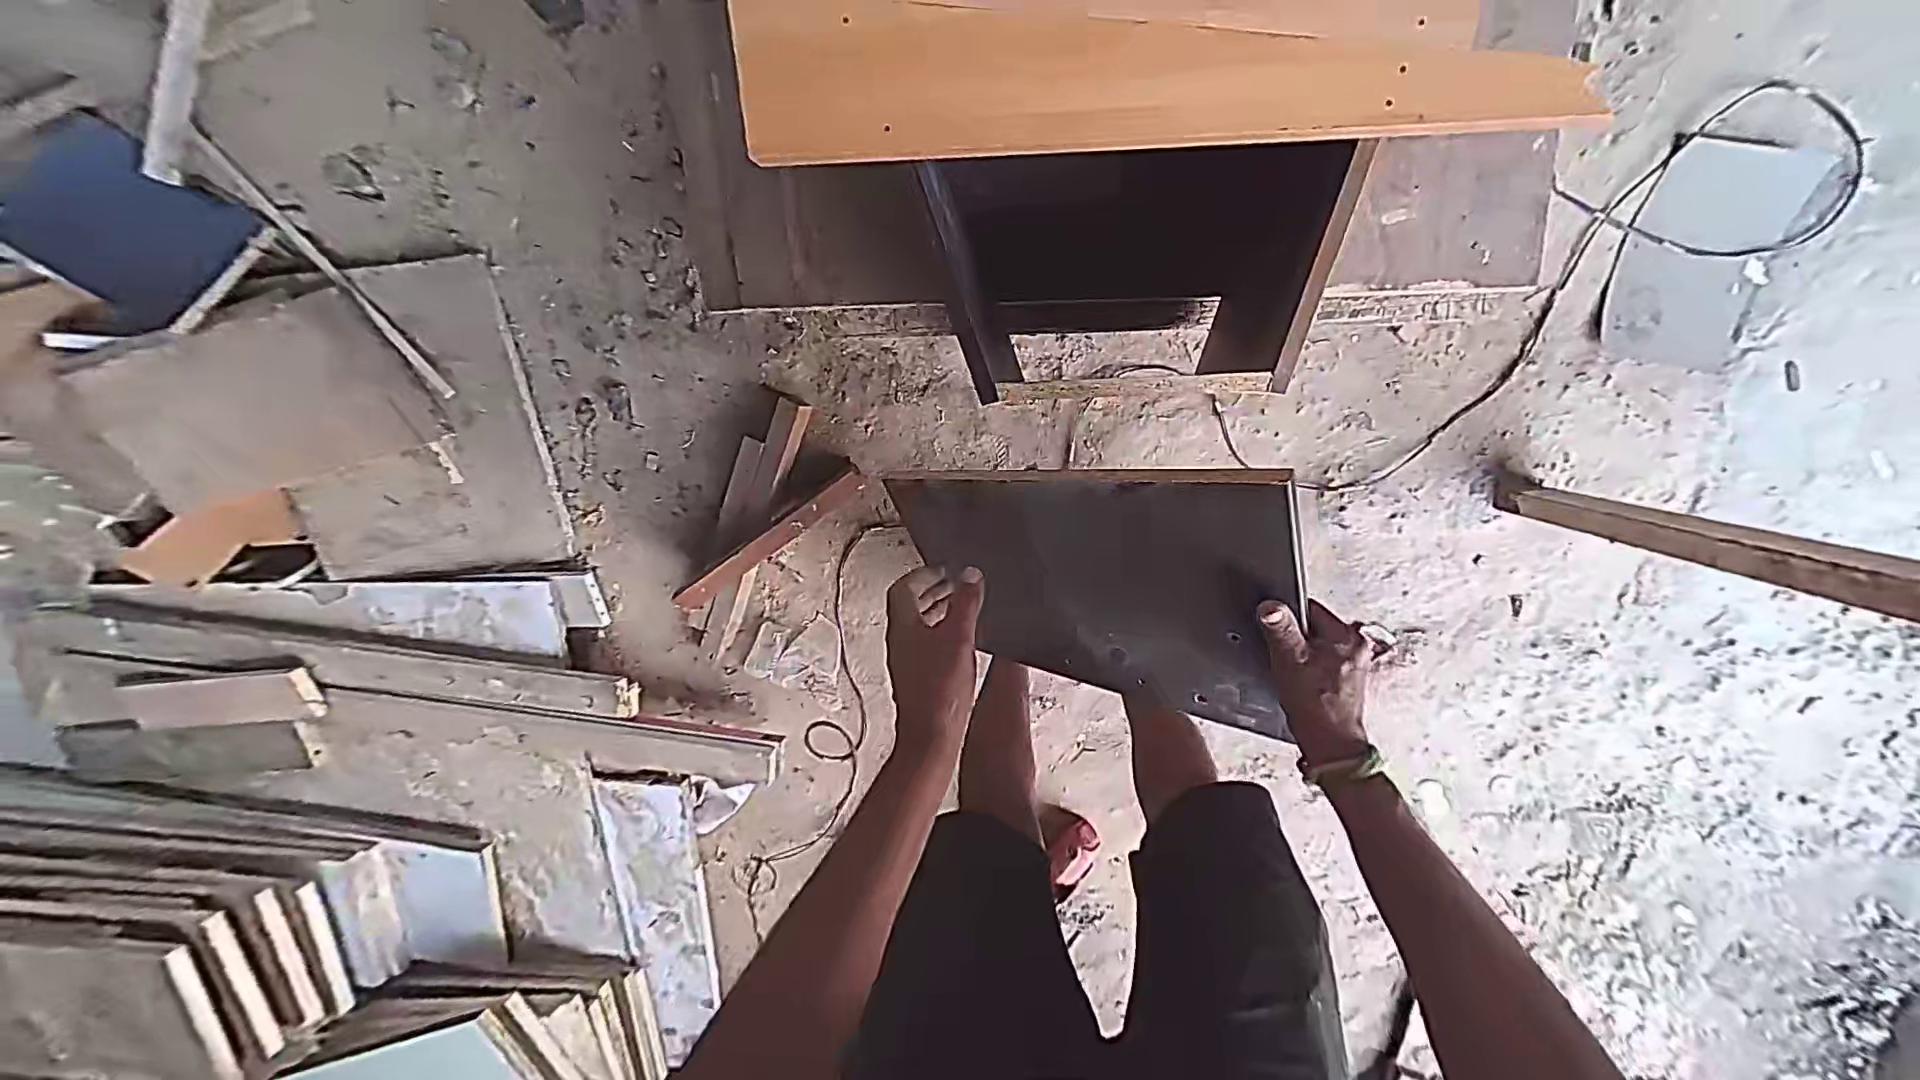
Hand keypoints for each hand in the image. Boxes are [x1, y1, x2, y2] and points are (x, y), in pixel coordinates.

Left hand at [885, 565, 984, 759]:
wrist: (931, 735)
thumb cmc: (939, 692)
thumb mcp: (960, 638)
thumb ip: (966, 603)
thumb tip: (970, 576)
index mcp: (903, 627)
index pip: (903, 588)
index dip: (923, 573)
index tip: (943, 569)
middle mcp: (899, 642)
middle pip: (909, 605)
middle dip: (932, 589)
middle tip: (953, 582)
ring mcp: (905, 660)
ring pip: (917, 625)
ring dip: (937, 610)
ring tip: (959, 605)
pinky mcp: (916, 676)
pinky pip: (924, 643)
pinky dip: (940, 631)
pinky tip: (960, 639)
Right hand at [1257, 599, 1373, 768]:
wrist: (1329, 740)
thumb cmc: (1315, 704)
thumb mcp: (1289, 659)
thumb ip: (1281, 629)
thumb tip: (1271, 606)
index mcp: (1346, 637)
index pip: (1309, 608)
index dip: (1286, 618)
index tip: (1278, 632)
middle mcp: (1356, 647)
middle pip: (1312, 626)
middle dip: (1294, 637)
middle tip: (1287, 656)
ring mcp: (1354, 663)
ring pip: (1315, 644)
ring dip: (1301, 652)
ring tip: (1295, 670)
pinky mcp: (1347, 676)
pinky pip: (1321, 659)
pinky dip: (1308, 665)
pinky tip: (1303, 679)